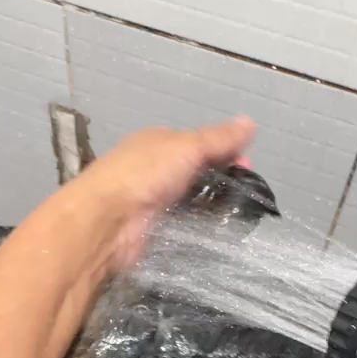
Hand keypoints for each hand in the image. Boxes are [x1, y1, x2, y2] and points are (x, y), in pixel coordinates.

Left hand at [60, 117, 255, 270]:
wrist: (106, 222)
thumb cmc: (143, 174)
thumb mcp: (185, 147)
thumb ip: (217, 139)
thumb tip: (250, 122)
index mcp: (158, 144)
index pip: (198, 145)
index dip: (225, 152)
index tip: (247, 166)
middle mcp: (154, 172)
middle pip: (196, 175)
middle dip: (221, 182)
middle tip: (245, 194)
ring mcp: (152, 205)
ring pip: (191, 204)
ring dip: (211, 208)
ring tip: (236, 216)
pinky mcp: (152, 233)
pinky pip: (181, 229)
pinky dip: (197, 230)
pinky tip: (216, 235)